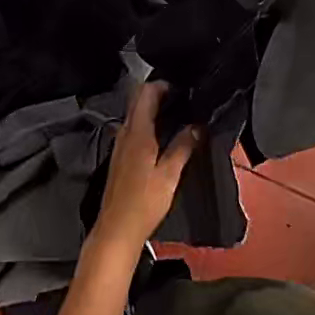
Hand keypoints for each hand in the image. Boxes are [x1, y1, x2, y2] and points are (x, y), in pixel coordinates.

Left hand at [91, 82, 198, 254]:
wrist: (117, 230)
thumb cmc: (144, 202)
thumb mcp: (170, 175)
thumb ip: (183, 146)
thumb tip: (198, 126)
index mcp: (137, 133)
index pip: (145, 93)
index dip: (162, 85)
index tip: (181, 88)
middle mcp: (125, 133)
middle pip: (138, 100)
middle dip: (158, 94)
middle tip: (182, 99)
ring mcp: (120, 145)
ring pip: (135, 115)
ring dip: (153, 109)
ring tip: (177, 115)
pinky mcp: (119, 157)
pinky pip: (133, 129)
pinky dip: (148, 124)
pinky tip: (163, 137)